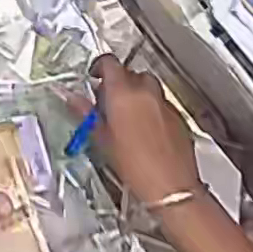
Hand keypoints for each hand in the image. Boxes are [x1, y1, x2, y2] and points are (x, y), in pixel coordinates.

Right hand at [89, 54, 198, 202]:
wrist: (171, 189)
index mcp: (122, 92)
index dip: (99, 66)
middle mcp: (145, 92)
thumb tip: (72, 98)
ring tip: (127, 114)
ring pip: (148, 86)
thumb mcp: (101, 138)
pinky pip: (162, 103)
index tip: (94, 76)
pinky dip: (152, 107)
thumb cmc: (133, 164)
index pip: (110, 63)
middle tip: (108, 100)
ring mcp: (165, 104)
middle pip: (130, 73)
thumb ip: (86, 112)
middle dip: (119, 82)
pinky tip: (146, 128)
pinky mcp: (179, 118)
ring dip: (136, 93)